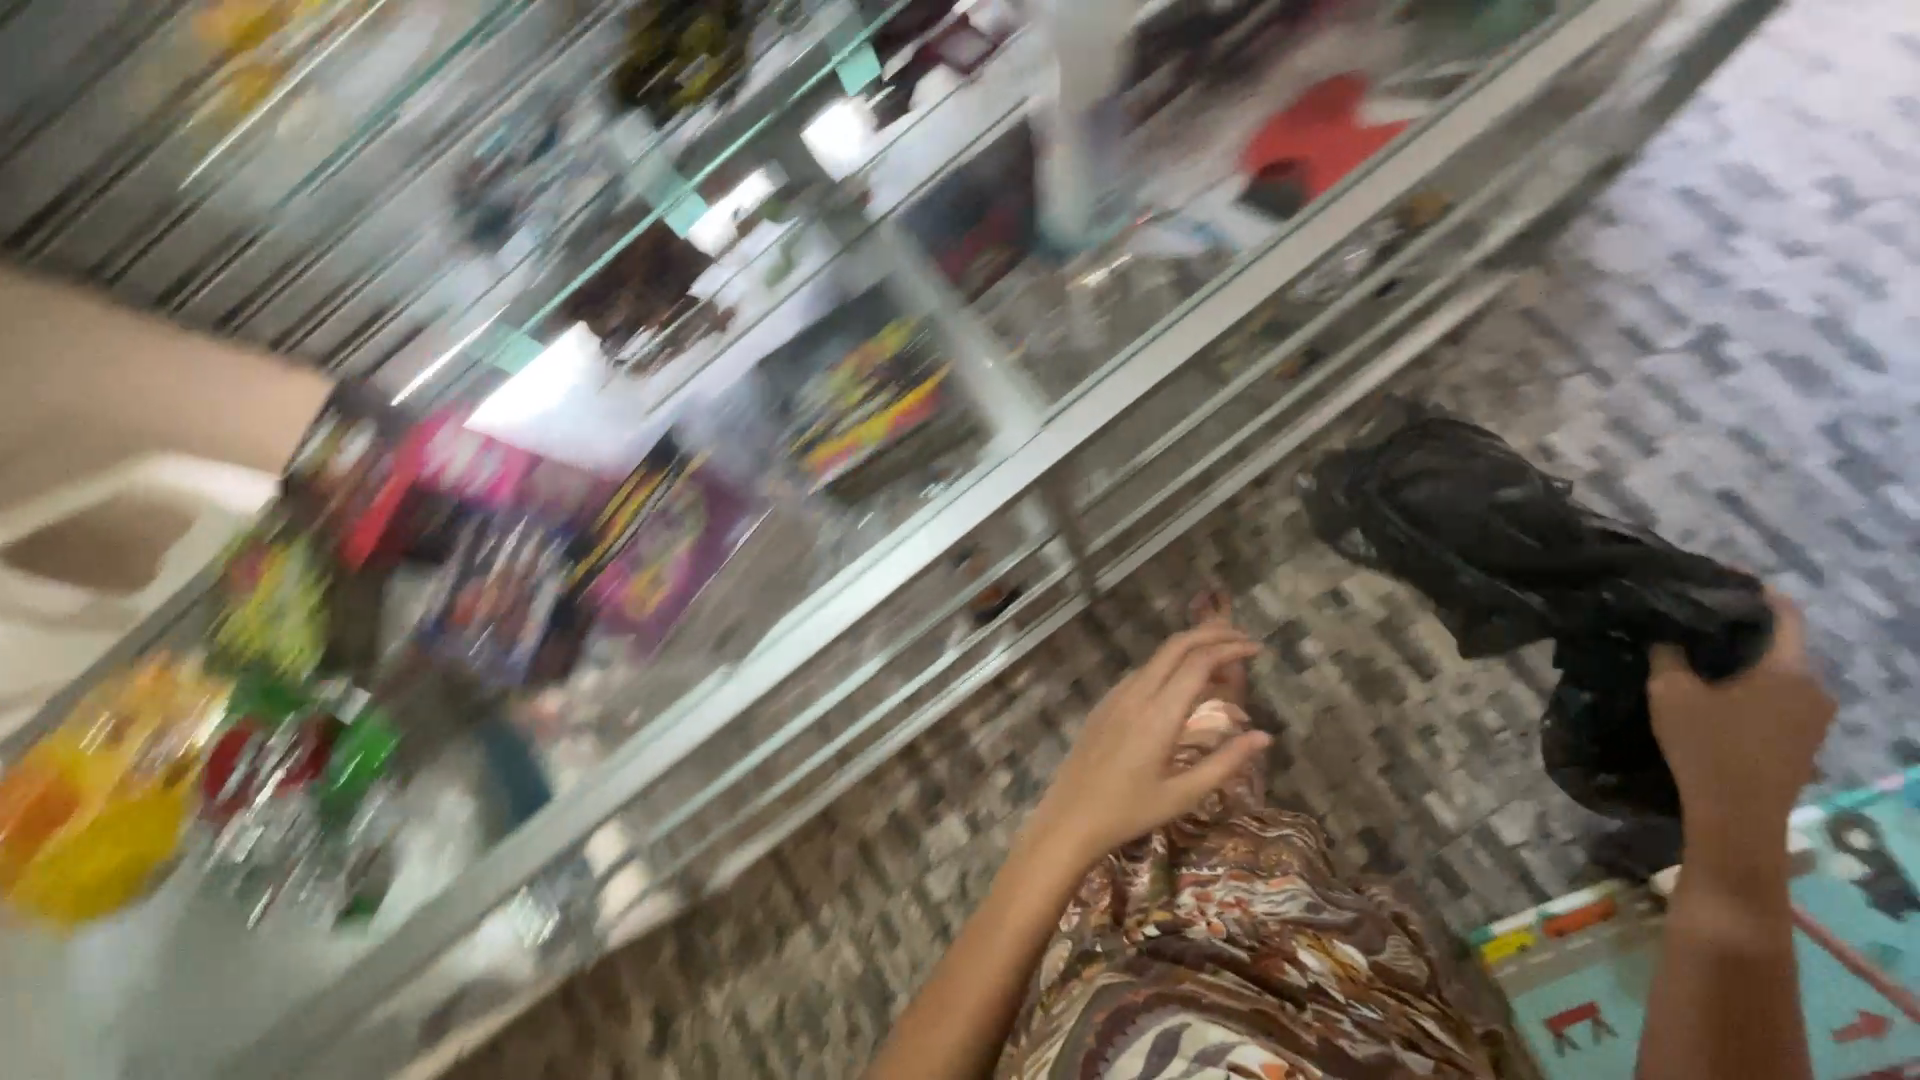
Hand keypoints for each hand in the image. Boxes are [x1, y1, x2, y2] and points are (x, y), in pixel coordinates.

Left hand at [1026, 626, 1268, 868]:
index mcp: (1159, 715)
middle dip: (1212, 634)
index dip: (1230, 649)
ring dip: (1191, 650)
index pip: (1198, 662)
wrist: (1070, 818)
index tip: (1257, 649)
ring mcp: (1116, 696)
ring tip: (1222, 667)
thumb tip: (1264, 737)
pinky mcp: (1104, 704)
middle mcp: (1136, 695)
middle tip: (1243, 641)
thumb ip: (1226, 762)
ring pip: (1157, 657)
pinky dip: (1170, 667)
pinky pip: (1142, 673)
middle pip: (1176, 645)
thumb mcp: (1184, 794)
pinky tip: (1184, 687)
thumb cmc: (1130, 811)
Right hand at [1649, 589, 1833, 866]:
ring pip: (1779, 674)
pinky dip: (1752, 689)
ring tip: (1700, 659)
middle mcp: (1814, 687)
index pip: (1784, 613)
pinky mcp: (1806, 741)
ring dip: (1745, 663)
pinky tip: (1717, 697)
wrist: (1737, 816)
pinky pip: (1780, 699)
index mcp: (1788, 669)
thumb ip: (1669, 655)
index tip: (1721, 577)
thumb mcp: (1670, 692)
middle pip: (1781, 644)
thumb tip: (1665, 630)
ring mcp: (1816, 718)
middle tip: (1695, 620)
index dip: (1755, 590)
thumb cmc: (1706, 746)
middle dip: (1741, 630)